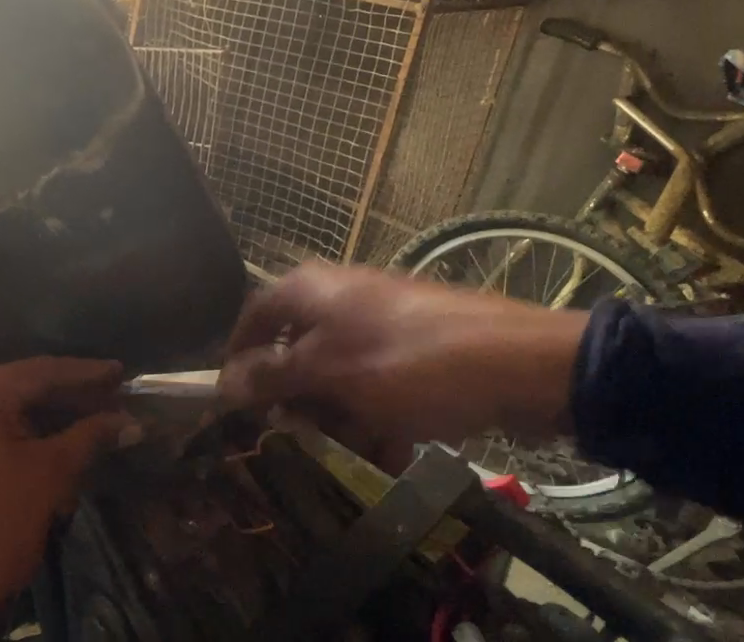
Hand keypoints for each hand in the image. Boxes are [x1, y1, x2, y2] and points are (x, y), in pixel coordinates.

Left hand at [0, 357, 136, 625]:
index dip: (84, 373)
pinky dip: (13, 429)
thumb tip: (130, 420)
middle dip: (66, 395)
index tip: (119, 372)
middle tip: (111, 395)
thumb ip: (89, 437)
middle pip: (18, 386)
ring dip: (42, 414)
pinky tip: (48, 434)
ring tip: (88, 415)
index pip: (38, 371)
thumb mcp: (48, 477)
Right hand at [219, 264, 587, 467]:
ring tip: (356, 453)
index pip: (252, 318)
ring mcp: (380, 321)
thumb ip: (272, 377)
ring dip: (341, 416)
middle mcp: (338, 297)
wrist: (522, 363)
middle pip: (296, 349)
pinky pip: (379, 383)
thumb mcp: (331, 374)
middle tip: (299, 438)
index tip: (232, 403)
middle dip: (298, 399)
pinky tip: (394, 450)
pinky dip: (378, 416)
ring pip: (339, 373)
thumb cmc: (409, 363)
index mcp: (309, 290)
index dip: (238, 359)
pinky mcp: (415, 347)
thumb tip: (221, 383)